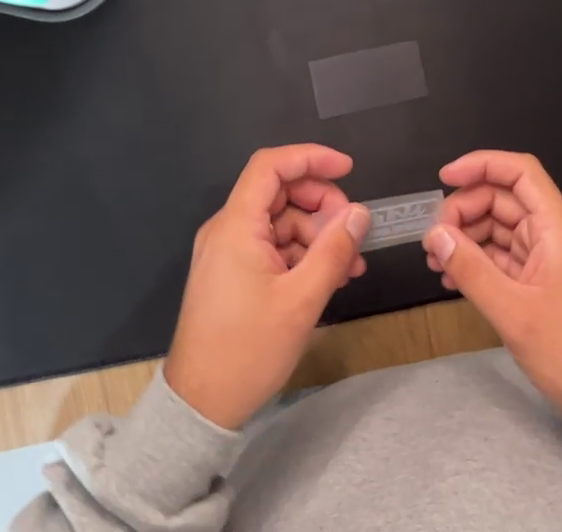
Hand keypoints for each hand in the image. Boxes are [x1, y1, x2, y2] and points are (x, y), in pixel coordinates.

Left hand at [164, 144, 371, 428]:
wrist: (201, 404)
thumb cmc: (249, 349)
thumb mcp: (302, 299)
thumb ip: (333, 250)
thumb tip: (360, 212)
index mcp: (236, 225)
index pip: (271, 166)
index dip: (311, 158)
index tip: (349, 169)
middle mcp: (228, 229)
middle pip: (279, 193)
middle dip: (322, 205)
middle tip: (354, 232)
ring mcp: (228, 252)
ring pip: (280, 223)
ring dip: (318, 236)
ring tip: (351, 267)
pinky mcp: (232, 274)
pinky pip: (272, 248)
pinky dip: (302, 256)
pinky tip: (330, 278)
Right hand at [422, 151, 561, 427]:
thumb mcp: (515, 314)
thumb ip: (472, 270)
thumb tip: (435, 235)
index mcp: (556, 231)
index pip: (521, 173)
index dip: (483, 164)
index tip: (445, 178)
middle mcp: (551, 237)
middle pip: (502, 199)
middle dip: (463, 210)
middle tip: (434, 240)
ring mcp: (544, 260)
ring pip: (497, 228)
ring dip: (464, 237)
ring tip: (437, 262)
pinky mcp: (537, 283)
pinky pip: (500, 257)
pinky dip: (475, 261)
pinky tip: (453, 279)